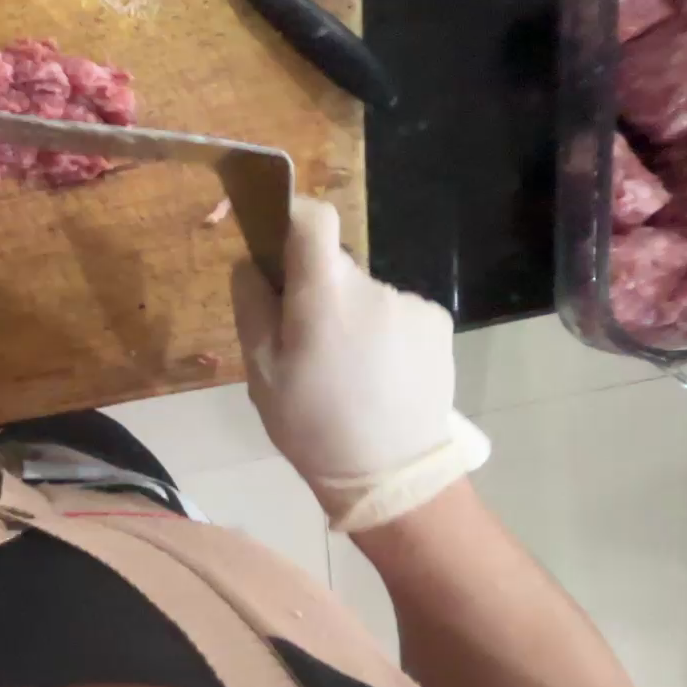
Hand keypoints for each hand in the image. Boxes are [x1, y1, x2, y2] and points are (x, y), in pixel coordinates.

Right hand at [230, 197, 489, 532]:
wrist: (387, 469)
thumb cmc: (309, 423)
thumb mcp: (260, 373)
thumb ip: (253, 310)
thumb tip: (249, 265)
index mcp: (325, 296)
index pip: (313, 220)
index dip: (289, 217)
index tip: (271, 237)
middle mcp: (373, 286)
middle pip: (332, 268)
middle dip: (310, 294)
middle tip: (297, 348)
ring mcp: (410, 303)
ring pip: (361, 296)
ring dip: (344, 319)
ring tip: (338, 373)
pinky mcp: (436, 323)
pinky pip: (391, 315)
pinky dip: (375, 335)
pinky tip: (371, 377)